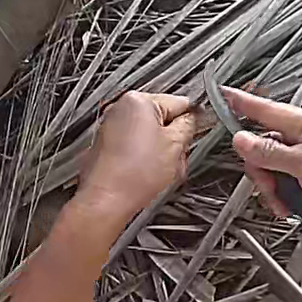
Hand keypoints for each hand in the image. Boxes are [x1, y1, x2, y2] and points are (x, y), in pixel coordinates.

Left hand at [77, 92, 198, 219]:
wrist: (105, 201)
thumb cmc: (132, 174)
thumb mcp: (175, 145)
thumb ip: (189, 125)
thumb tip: (194, 117)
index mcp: (138, 101)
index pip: (179, 102)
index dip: (192, 120)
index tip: (196, 133)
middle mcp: (121, 109)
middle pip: (163, 119)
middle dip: (174, 139)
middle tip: (175, 157)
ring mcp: (112, 128)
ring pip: (151, 136)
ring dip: (161, 152)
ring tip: (159, 169)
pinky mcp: (108, 147)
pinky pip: (136, 147)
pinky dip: (145, 159)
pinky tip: (145, 174)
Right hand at [223, 87, 301, 242]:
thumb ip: (271, 153)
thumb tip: (243, 140)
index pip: (268, 110)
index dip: (244, 103)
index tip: (225, 94)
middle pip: (265, 146)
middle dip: (260, 167)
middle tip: (266, 181)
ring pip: (272, 168)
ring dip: (272, 187)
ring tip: (282, 199)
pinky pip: (284, 185)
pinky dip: (282, 197)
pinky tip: (289, 206)